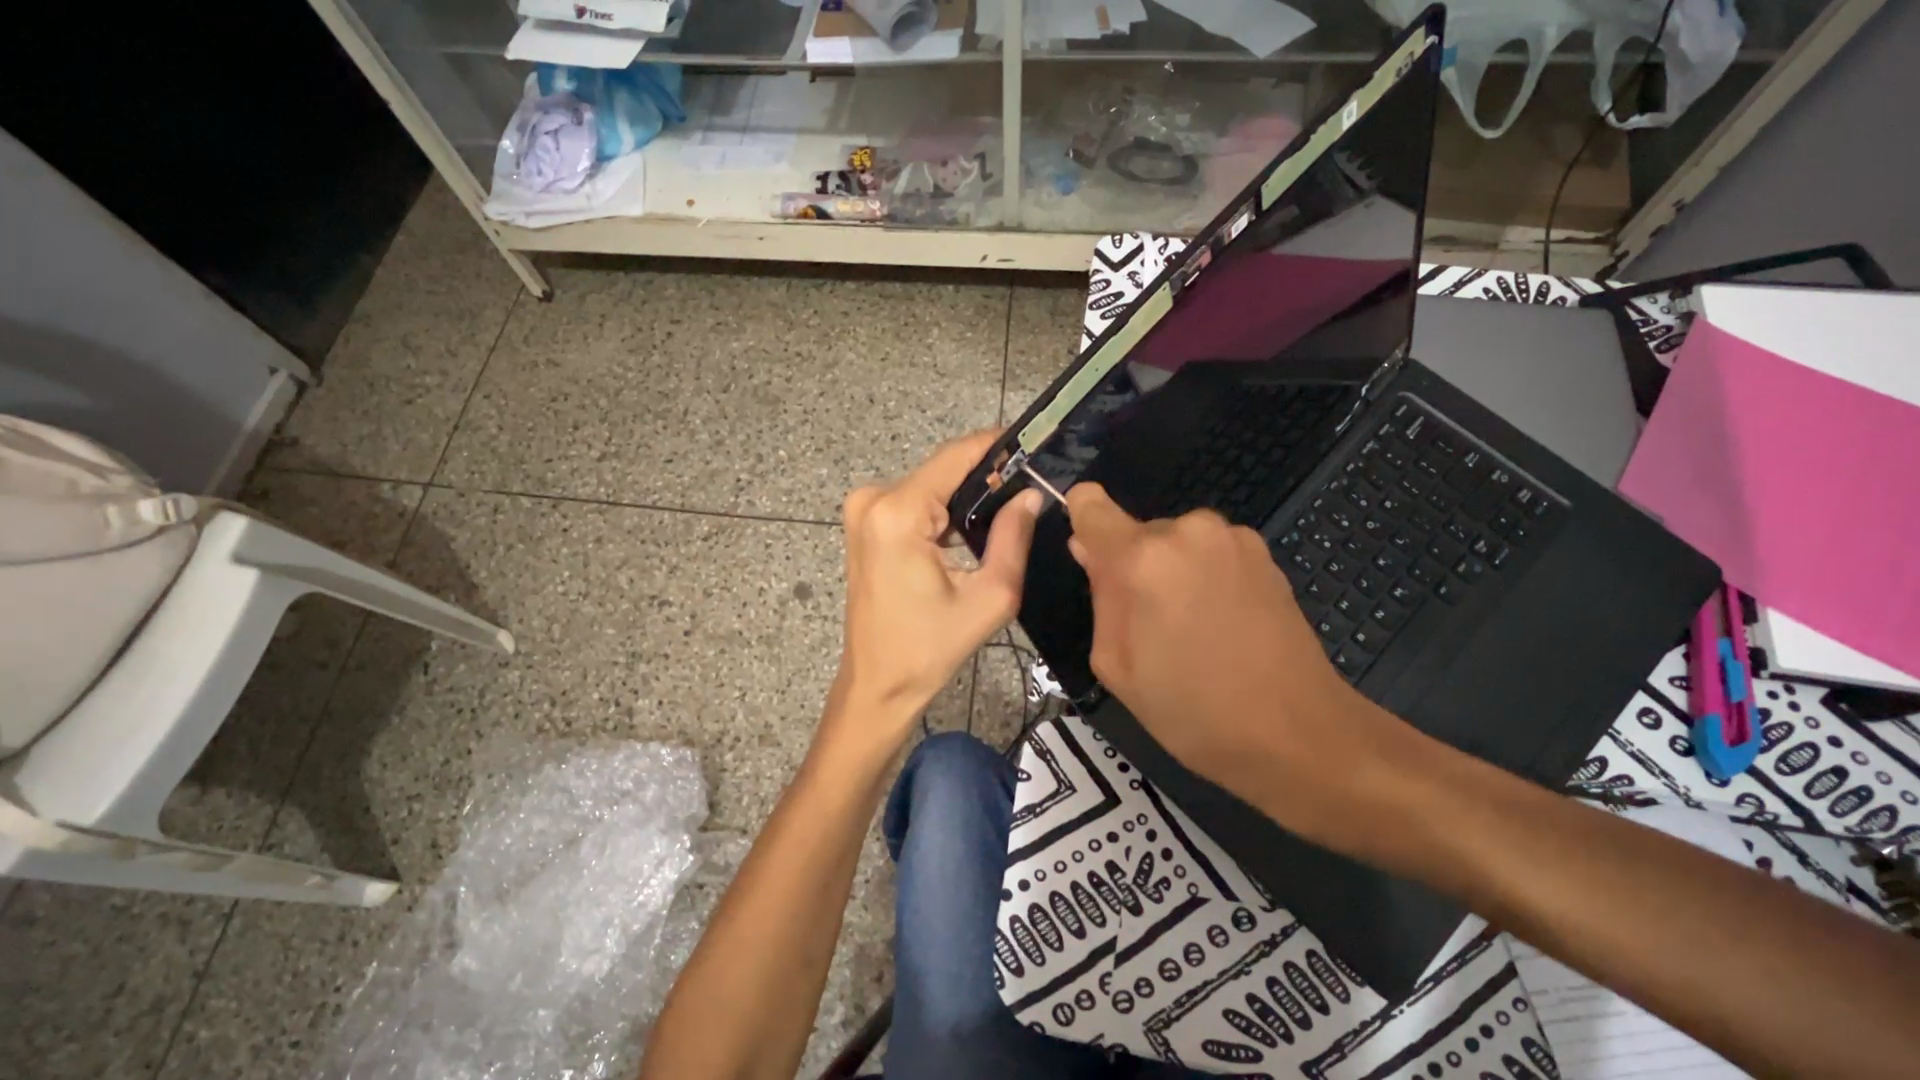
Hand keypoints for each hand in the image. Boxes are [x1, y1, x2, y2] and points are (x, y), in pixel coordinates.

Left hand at [835, 432, 1042, 744]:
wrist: (878, 684)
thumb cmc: (930, 648)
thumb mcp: (989, 597)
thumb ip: (1014, 538)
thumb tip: (1031, 494)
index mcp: (898, 512)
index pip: (958, 455)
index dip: (999, 446)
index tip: (1037, 445)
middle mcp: (873, 499)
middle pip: (944, 469)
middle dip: (987, 478)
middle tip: (1031, 492)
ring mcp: (864, 510)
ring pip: (932, 485)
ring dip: (966, 498)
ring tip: (1009, 515)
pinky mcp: (865, 524)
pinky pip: (916, 502)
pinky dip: (945, 512)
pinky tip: (972, 533)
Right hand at [1064, 483, 1420, 843]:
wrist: (1295, 732)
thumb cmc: (1192, 710)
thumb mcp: (1117, 665)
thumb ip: (1100, 596)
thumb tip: (1090, 550)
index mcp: (1142, 557)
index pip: (1090, 504)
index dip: (1082, 525)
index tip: (1089, 560)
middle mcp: (1188, 531)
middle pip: (1137, 533)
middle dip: (1133, 567)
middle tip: (1149, 626)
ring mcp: (1233, 538)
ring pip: (1176, 544)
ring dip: (1172, 573)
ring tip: (1191, 631)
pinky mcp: (1265, 554)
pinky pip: (1211, 555)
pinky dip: (1207, 579)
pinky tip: (1224, 627)